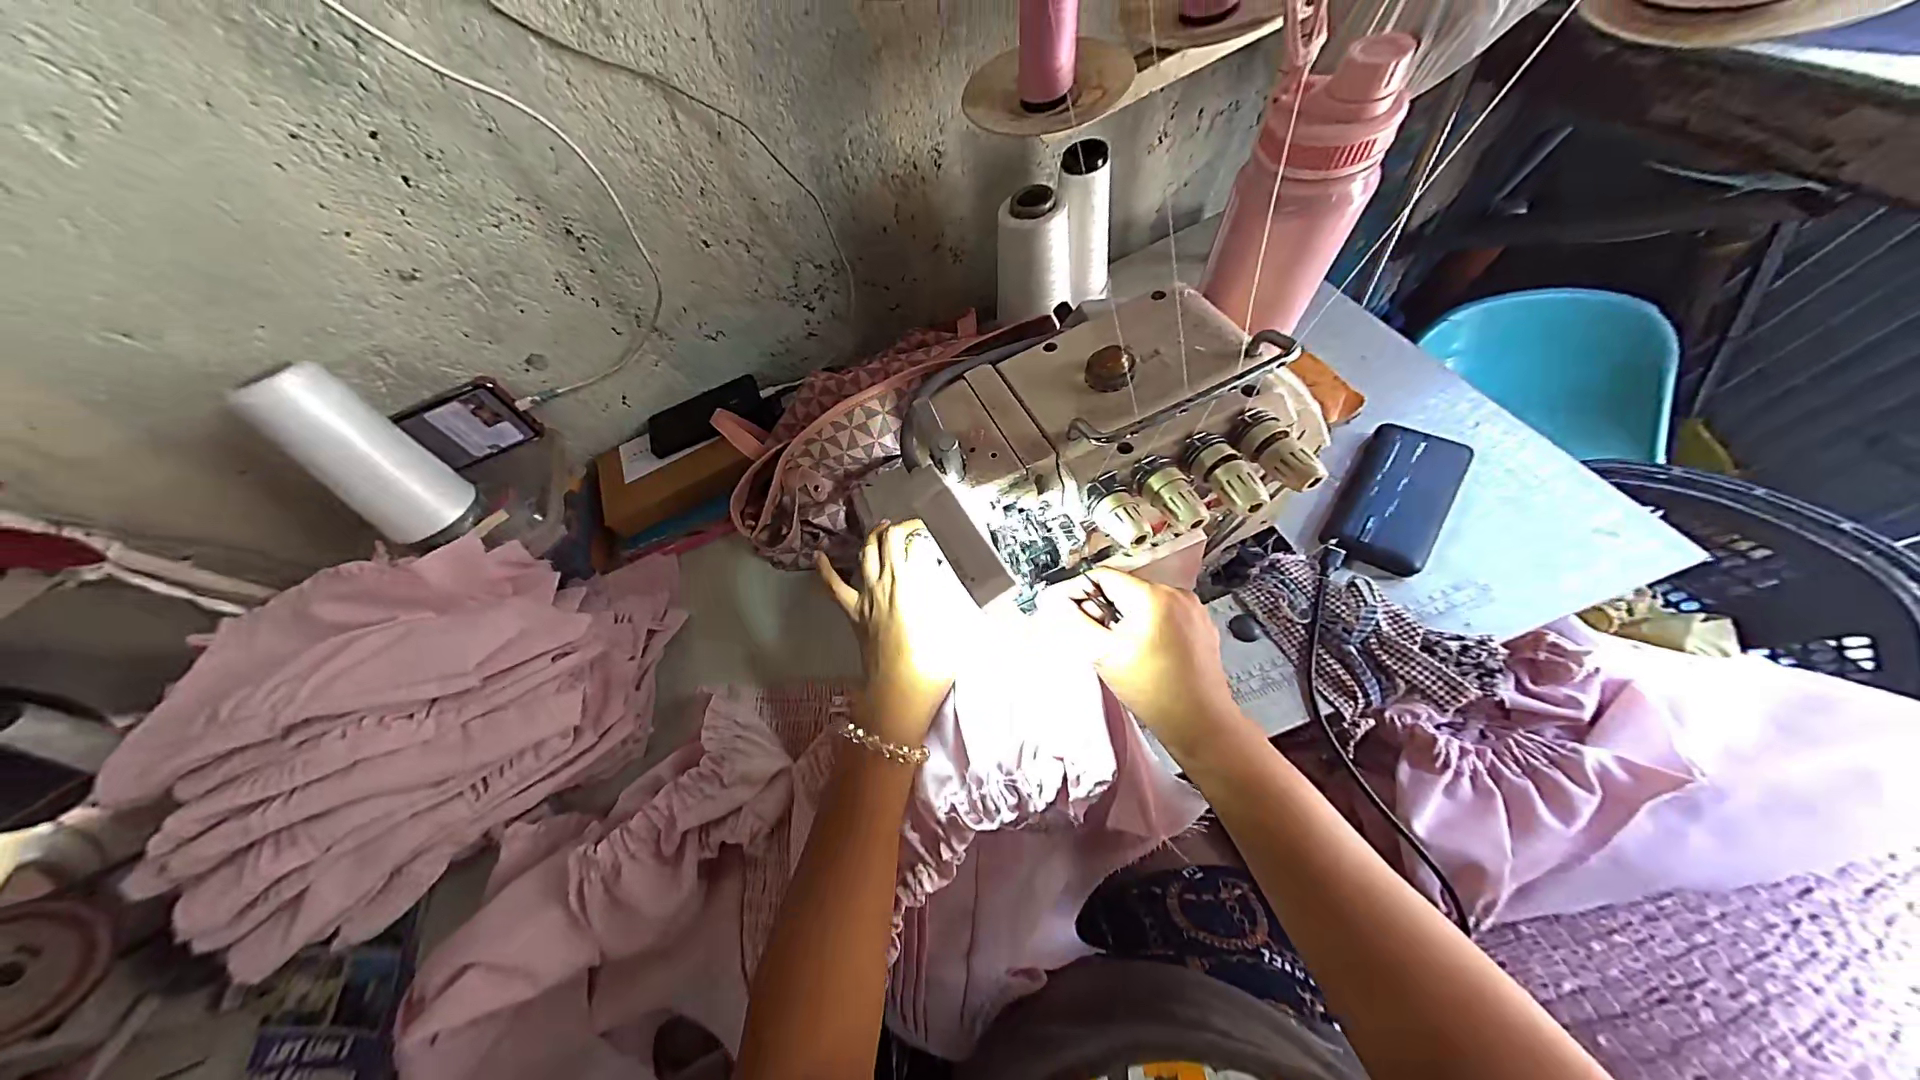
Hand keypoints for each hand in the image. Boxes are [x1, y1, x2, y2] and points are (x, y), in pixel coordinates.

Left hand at [816, 520, 972, 746]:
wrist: (897, 692)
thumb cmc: (928, 664)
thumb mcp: (947, 627)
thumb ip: (943, 600)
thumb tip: (937, 581)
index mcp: (909, 586)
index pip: (909, 545)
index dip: (916, 531)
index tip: (926, 533)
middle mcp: (885, 585)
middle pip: (885, 542)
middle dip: (895, 528)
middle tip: (906, 527)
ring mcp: (865, 597)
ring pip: (864, 556)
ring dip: (872, 538)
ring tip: (881, 528)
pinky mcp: (853, 613)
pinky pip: (834, 587)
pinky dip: (825, 569)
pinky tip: (820, 555)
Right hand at [1036, 567, 1254, 759]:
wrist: (1198, 721)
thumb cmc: (1157, 693)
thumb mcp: (1103, 653)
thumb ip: (1076, 621)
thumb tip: (1057, 602)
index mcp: (1153, 596)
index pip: (1103, 576)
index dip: (1078, 590)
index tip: (1064, 605)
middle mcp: (1177, 595)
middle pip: (1123, 587)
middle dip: (1102, 608)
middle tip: (1092, 635)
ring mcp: (1191, 610)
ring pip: (1141, 602)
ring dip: (1123, 618)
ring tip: (1120, 649)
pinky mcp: (1198, 625)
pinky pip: (1161, 615)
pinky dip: (1145, 627)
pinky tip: (1141, 653)